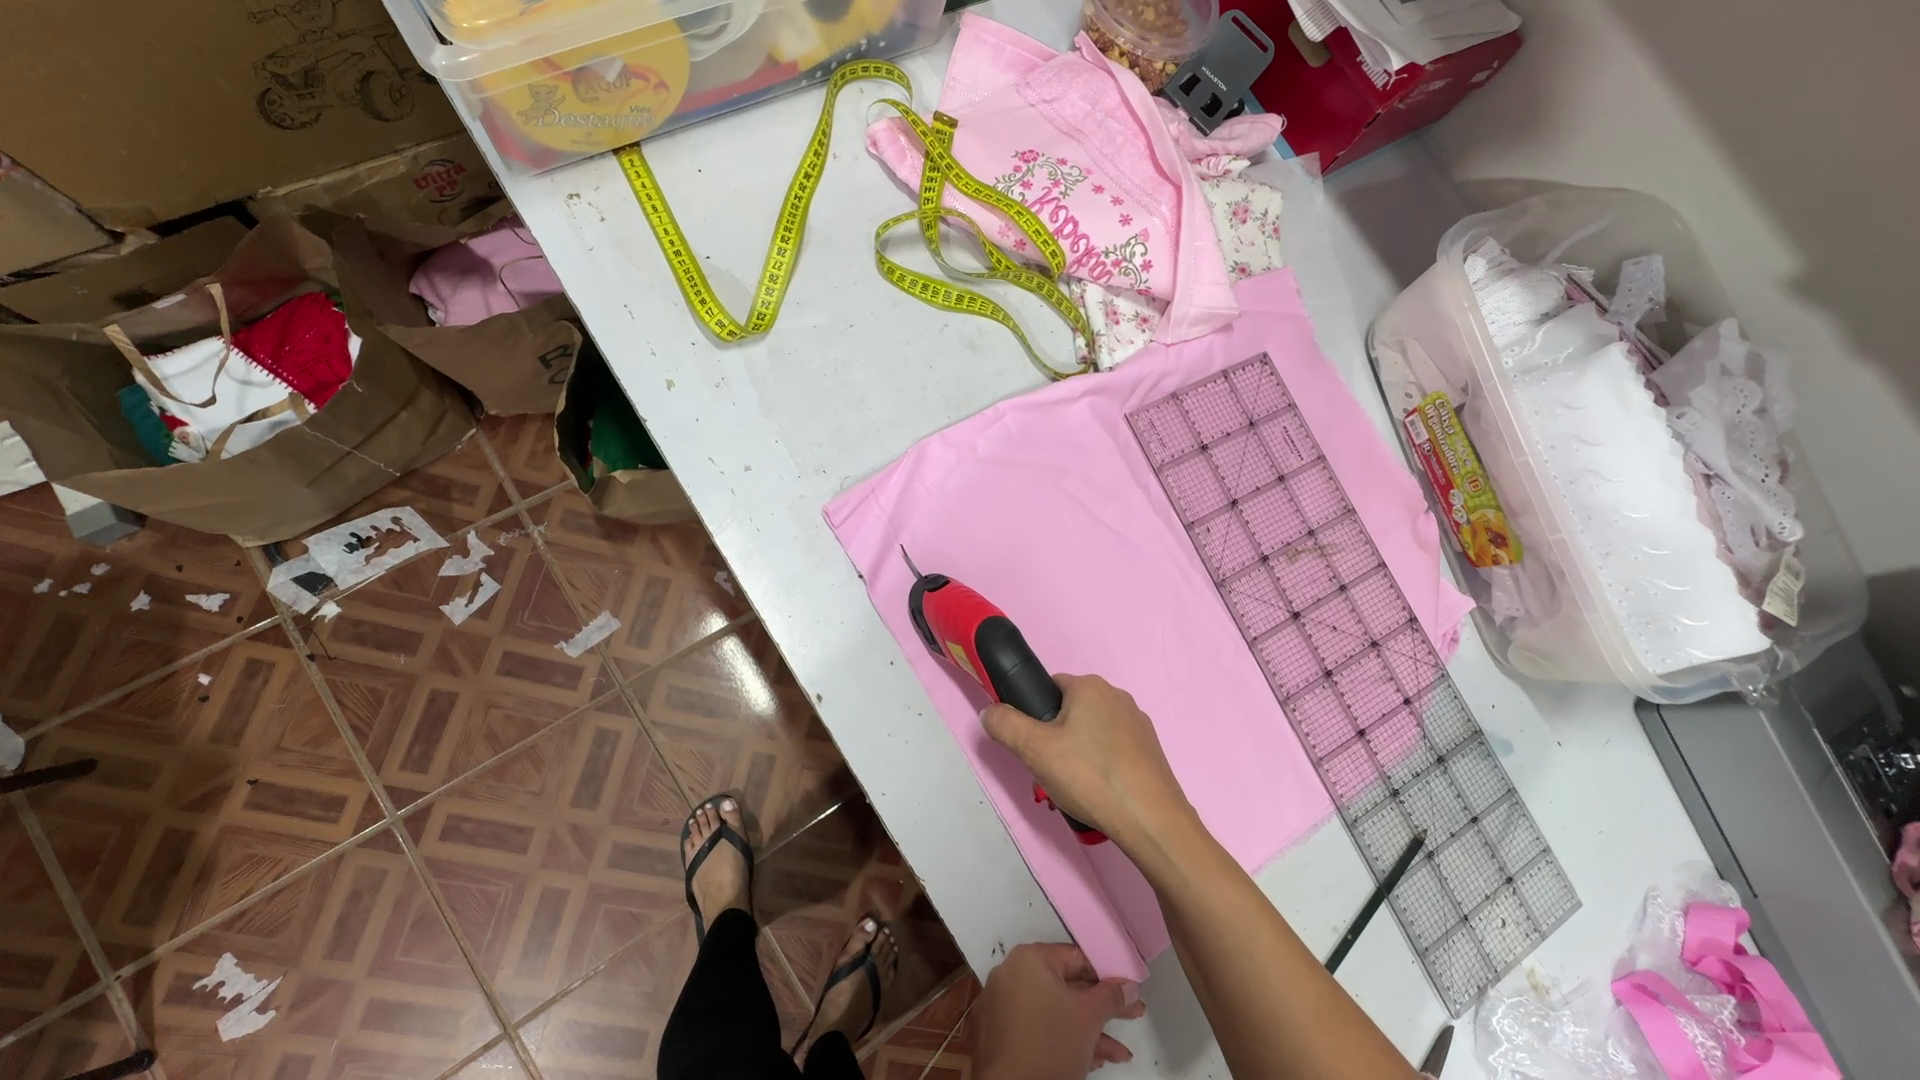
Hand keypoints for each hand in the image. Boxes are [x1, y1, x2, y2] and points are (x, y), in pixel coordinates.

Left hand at [972, 943, 1143, 1078]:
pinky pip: (1040, 1026)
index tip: (1128, 990)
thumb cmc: (1051, 1043)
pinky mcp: (1002, 1033)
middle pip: (1067, 986)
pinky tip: (1094, 1059)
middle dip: (1102, 1007)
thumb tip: (1130, 986)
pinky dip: (1065, 1038)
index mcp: (1030, 959)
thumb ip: (1112, 996)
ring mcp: (1004, 1004)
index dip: (1107, 975)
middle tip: (1132, 1015)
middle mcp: (1013, 974)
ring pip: (1056, 1010)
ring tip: (1119, 1052)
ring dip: (1090, 1031)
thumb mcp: (1090, 1017)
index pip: (1077, 958)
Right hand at [982, 674, 1192, 850]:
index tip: (1031, 746)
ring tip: (1073, 789)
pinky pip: (1113, 752)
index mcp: (1090, 686)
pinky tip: (1099, 794)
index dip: (1033, 715)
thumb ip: (1005, 725)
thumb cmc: (1089, 776)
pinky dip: (1101, 768)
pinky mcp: (1151, 751)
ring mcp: (1138, 724)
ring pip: (1091, 734)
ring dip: (1077, 756)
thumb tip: (990, 712)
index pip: (1049, 687)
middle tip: (1048, 772)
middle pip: (1070, 712)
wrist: (1150, 819)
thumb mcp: (1034, 750)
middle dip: (1054, 740)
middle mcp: (1117, 696)